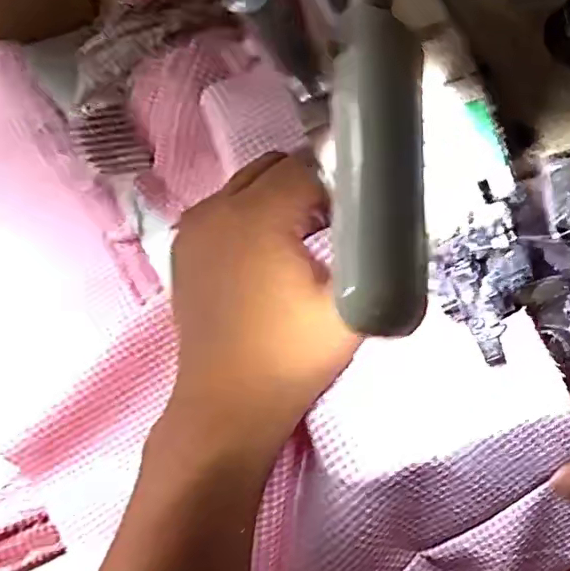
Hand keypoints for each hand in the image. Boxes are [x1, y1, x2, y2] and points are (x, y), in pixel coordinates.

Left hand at [164, 152, 360, 446]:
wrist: (230, 403)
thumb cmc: (294, 356)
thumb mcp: (351, 307)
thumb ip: (371, 255)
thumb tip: (385, 225)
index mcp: (256, 217)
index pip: (306, 168)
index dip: (340, 188)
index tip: (357, 224)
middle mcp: (216, 210)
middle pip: (273, 166)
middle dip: (310, 186)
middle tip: (337, 231)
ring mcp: (193, 229)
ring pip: (246, 185)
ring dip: (280, 201)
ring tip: (306, 246)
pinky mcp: (185, 251)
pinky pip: (225, 210)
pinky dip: (253, 218)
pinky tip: (272, 260)